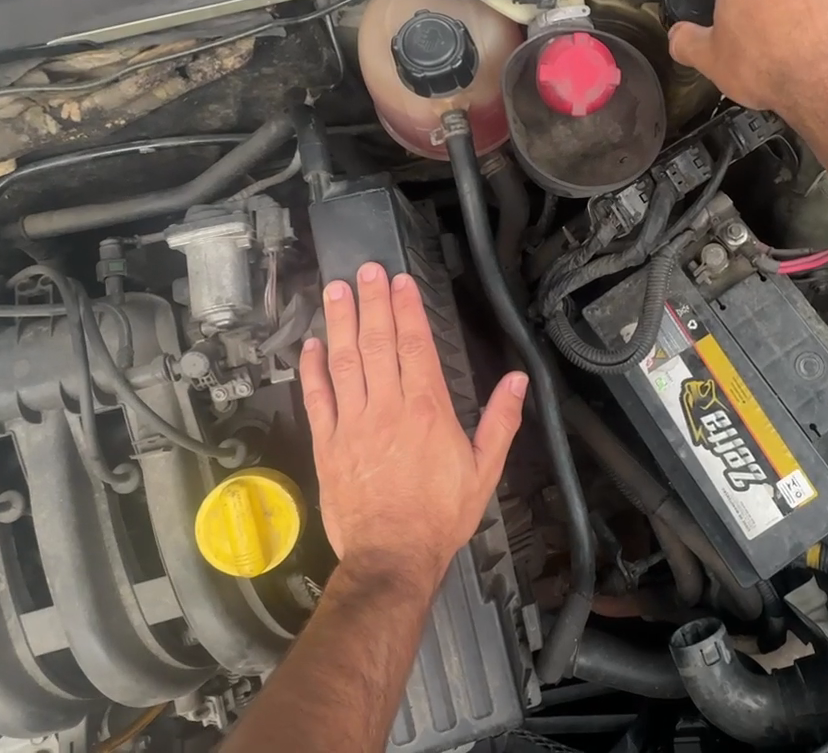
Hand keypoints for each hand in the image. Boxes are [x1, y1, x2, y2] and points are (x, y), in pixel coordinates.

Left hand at [300, 263, 527, 589]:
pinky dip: (312, 370)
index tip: (400, 281)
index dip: (406, 309)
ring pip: (344, 362)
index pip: (414, 346)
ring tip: (336, 290)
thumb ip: (501, 420)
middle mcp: (387, 408)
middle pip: (376, 343)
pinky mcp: (328, 445)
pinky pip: (318, 399)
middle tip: (365, 270)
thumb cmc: (440, 514)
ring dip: (340, 323)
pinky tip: (310, 345)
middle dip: (371, 302)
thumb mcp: (486, 469)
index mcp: (427, 409)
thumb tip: (517, 381)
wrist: (392, 557)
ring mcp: (353, 424)